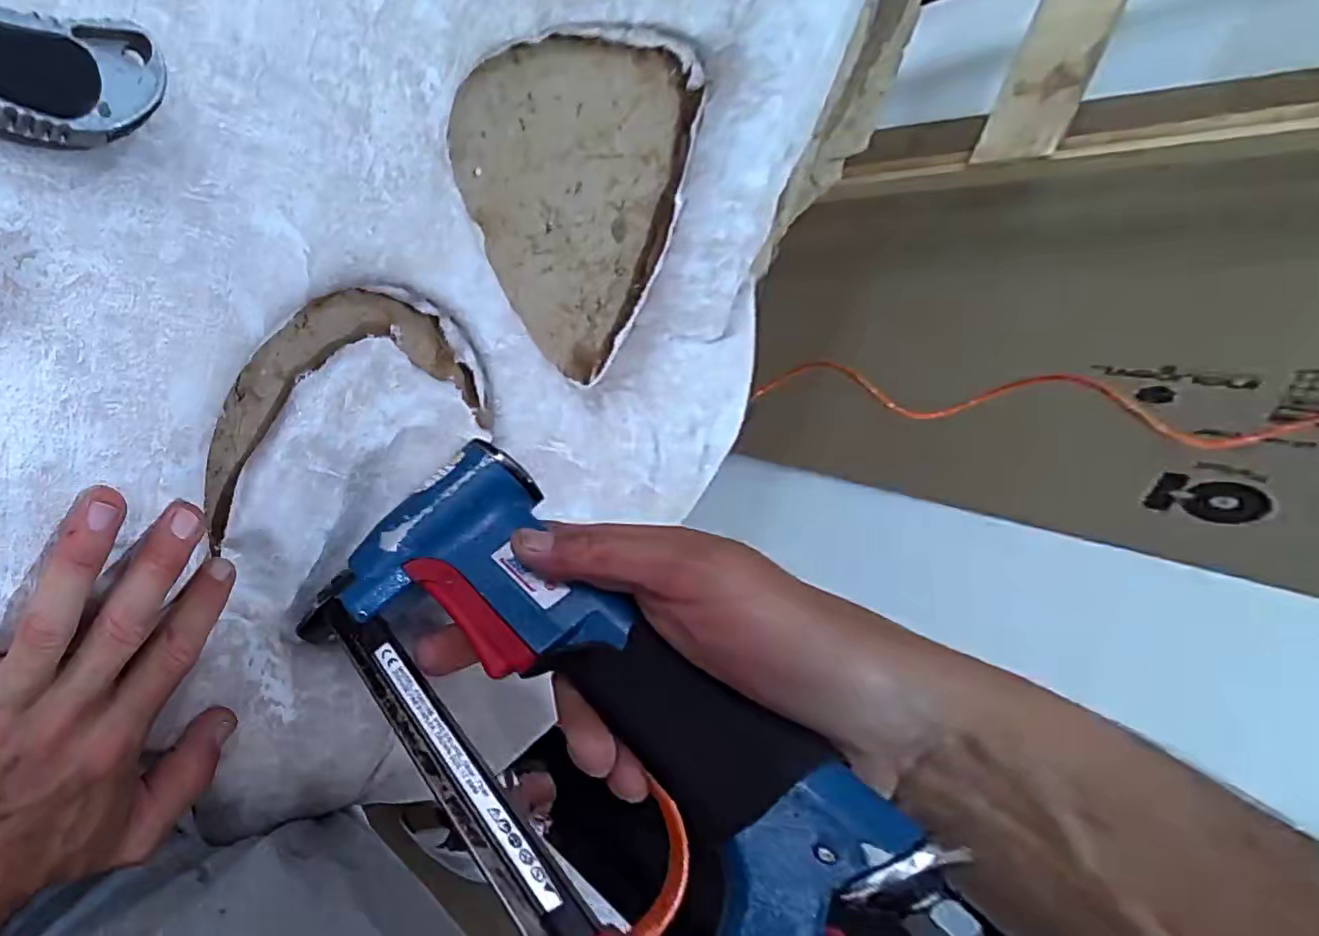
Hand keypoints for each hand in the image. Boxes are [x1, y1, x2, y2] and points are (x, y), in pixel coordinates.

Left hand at [0, 489, 237, 932]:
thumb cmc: (52, 837)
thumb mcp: (135, 832)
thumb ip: (187, 778)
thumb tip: (228, 716)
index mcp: (117, 737)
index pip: (169, 660)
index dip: (200, 609)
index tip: (220, 562)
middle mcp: (69, 712)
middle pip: (121, 630)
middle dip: (155, 568)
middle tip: (183, 516)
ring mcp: (7, 702)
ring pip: (48, 623)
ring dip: (76, 560)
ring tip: (103, 503)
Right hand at [417, 524, 986, 798]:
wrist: (877, 732)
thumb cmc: (783, 630)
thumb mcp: (691, 573)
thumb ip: (605, 555)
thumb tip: (522, 543)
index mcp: (631, 568)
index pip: (544, 567)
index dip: (491, 583)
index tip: (440, 606)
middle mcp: (631, 616)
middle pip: (546, 633)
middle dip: (511, 660)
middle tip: (450, 671)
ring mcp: (647, 673)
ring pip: (577, 694)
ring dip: (579, 728)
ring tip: (607, 762)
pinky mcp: (664, 723)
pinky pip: (611, 736)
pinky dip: (608, 757)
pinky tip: (629, 775)